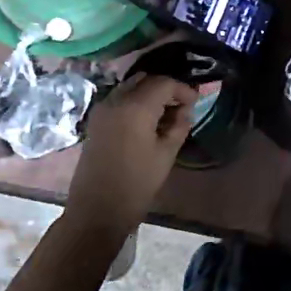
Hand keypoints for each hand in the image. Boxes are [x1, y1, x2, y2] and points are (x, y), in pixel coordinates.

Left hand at [65, 74, 198, 234]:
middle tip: (182, 107)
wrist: (97, 210)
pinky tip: (147, 122)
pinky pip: (119, 100)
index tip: (196, 102)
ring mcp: (102, 110)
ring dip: (149, 94)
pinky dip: (135, 102)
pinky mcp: (95, 121)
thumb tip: (185, 110)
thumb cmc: (137, 184)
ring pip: (130, 88)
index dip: (183, 89)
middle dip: (165, 89)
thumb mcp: (166, 155)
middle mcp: (116, 100)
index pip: (164, 83)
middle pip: (145, 81)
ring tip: (166, 115)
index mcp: (136, 107)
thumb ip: (179, 126)